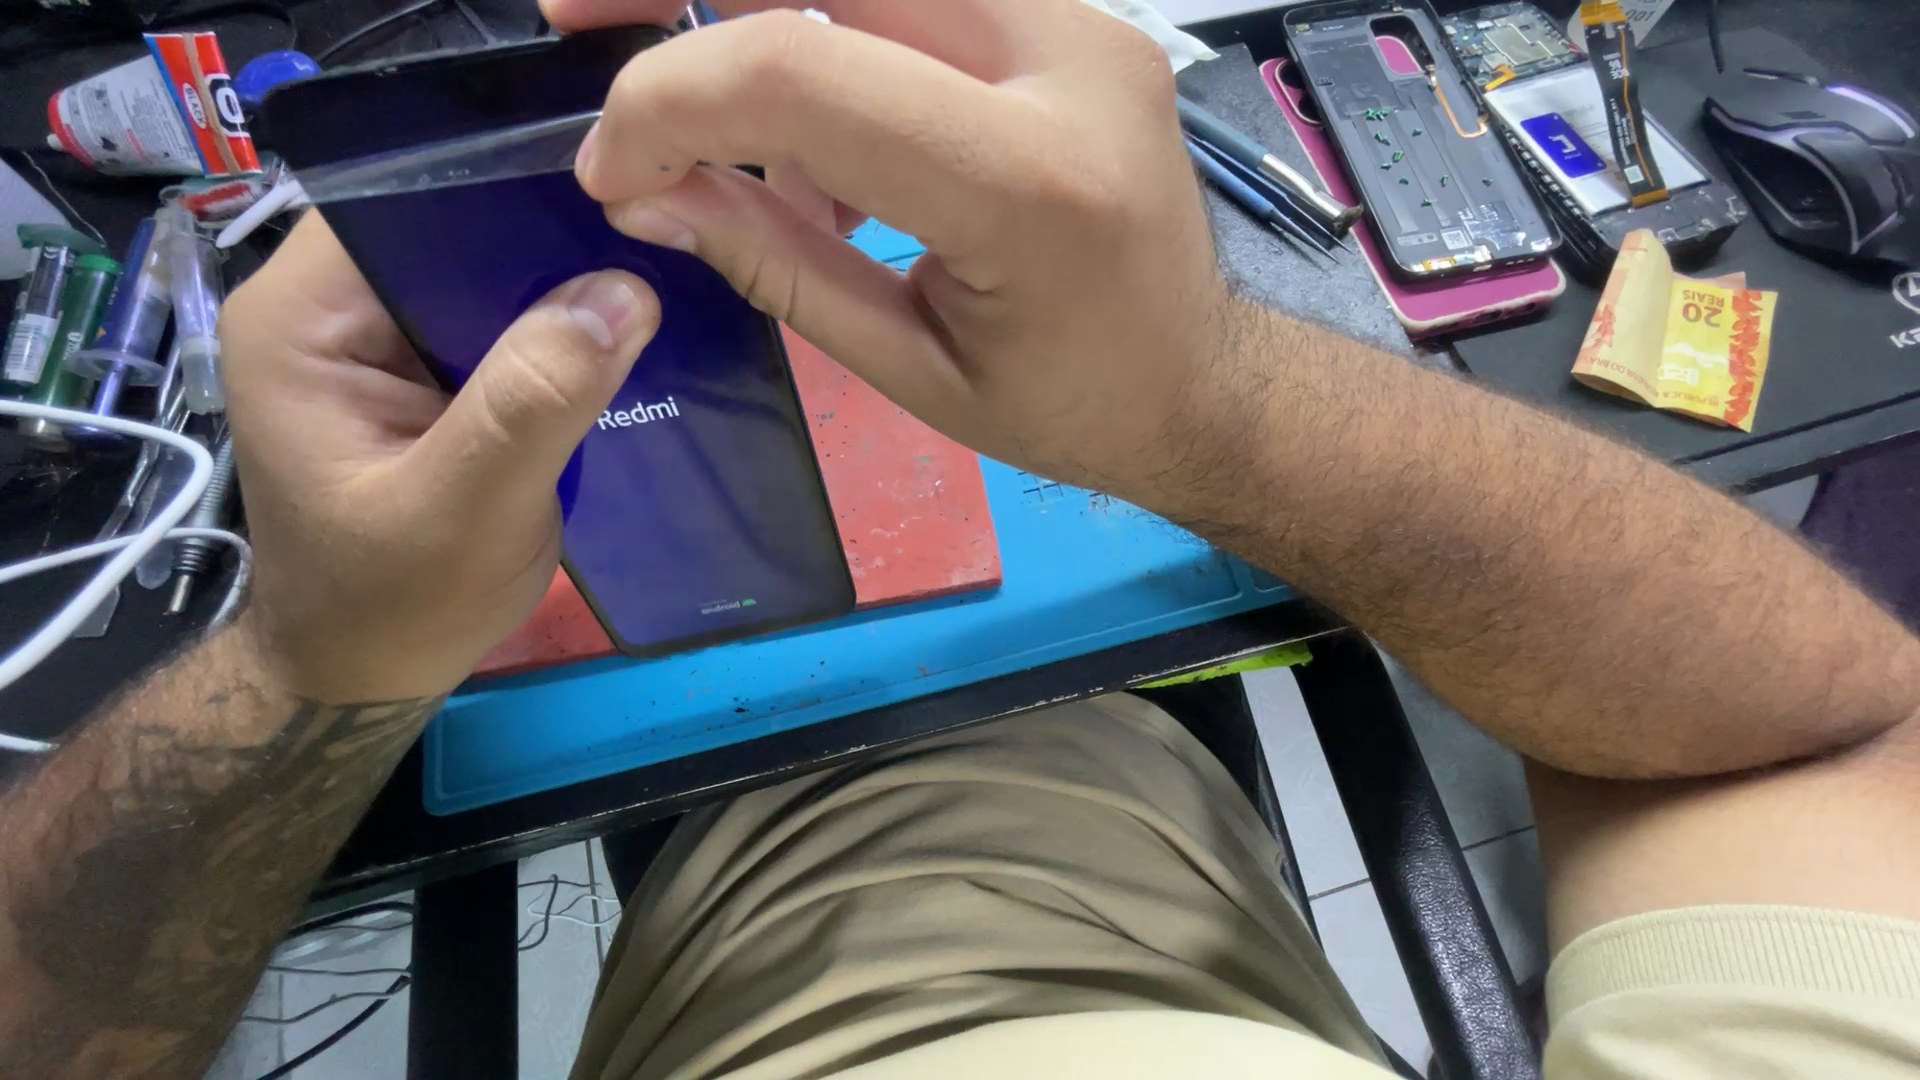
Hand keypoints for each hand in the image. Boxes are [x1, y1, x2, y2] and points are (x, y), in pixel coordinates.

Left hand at [220, 214, 660, 701]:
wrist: (377, 666)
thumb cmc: (397, 601)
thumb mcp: (464, 508)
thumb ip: (532, 403)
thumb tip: (625, 294)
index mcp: (308, 320)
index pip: (410, 205)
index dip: (510, 199)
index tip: (617, 214)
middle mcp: (347, 317)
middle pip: (463, 242)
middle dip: (559, 254)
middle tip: (661, 258)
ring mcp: (399, 354)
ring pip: (501, 292)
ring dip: (576, 302)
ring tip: (661, 299)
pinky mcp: (448, 389)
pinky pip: (521, 342)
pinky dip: (576, 349)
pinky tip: (631, 354)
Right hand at [559, 0, 1257, 512]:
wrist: (1195, 385)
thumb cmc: (1067, 408)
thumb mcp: (913, 368)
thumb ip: (781, 270)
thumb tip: (647, 192)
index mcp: (1028, 185)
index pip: (804, 73)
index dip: (671, 103)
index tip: (613, 168)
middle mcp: (1068, 59)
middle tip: (587, 17)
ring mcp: (1084, 24)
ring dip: (769, 20)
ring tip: (735, 141)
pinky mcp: (1080, 23)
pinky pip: (927, 0)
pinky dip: (844, 45)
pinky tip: (832, 151)